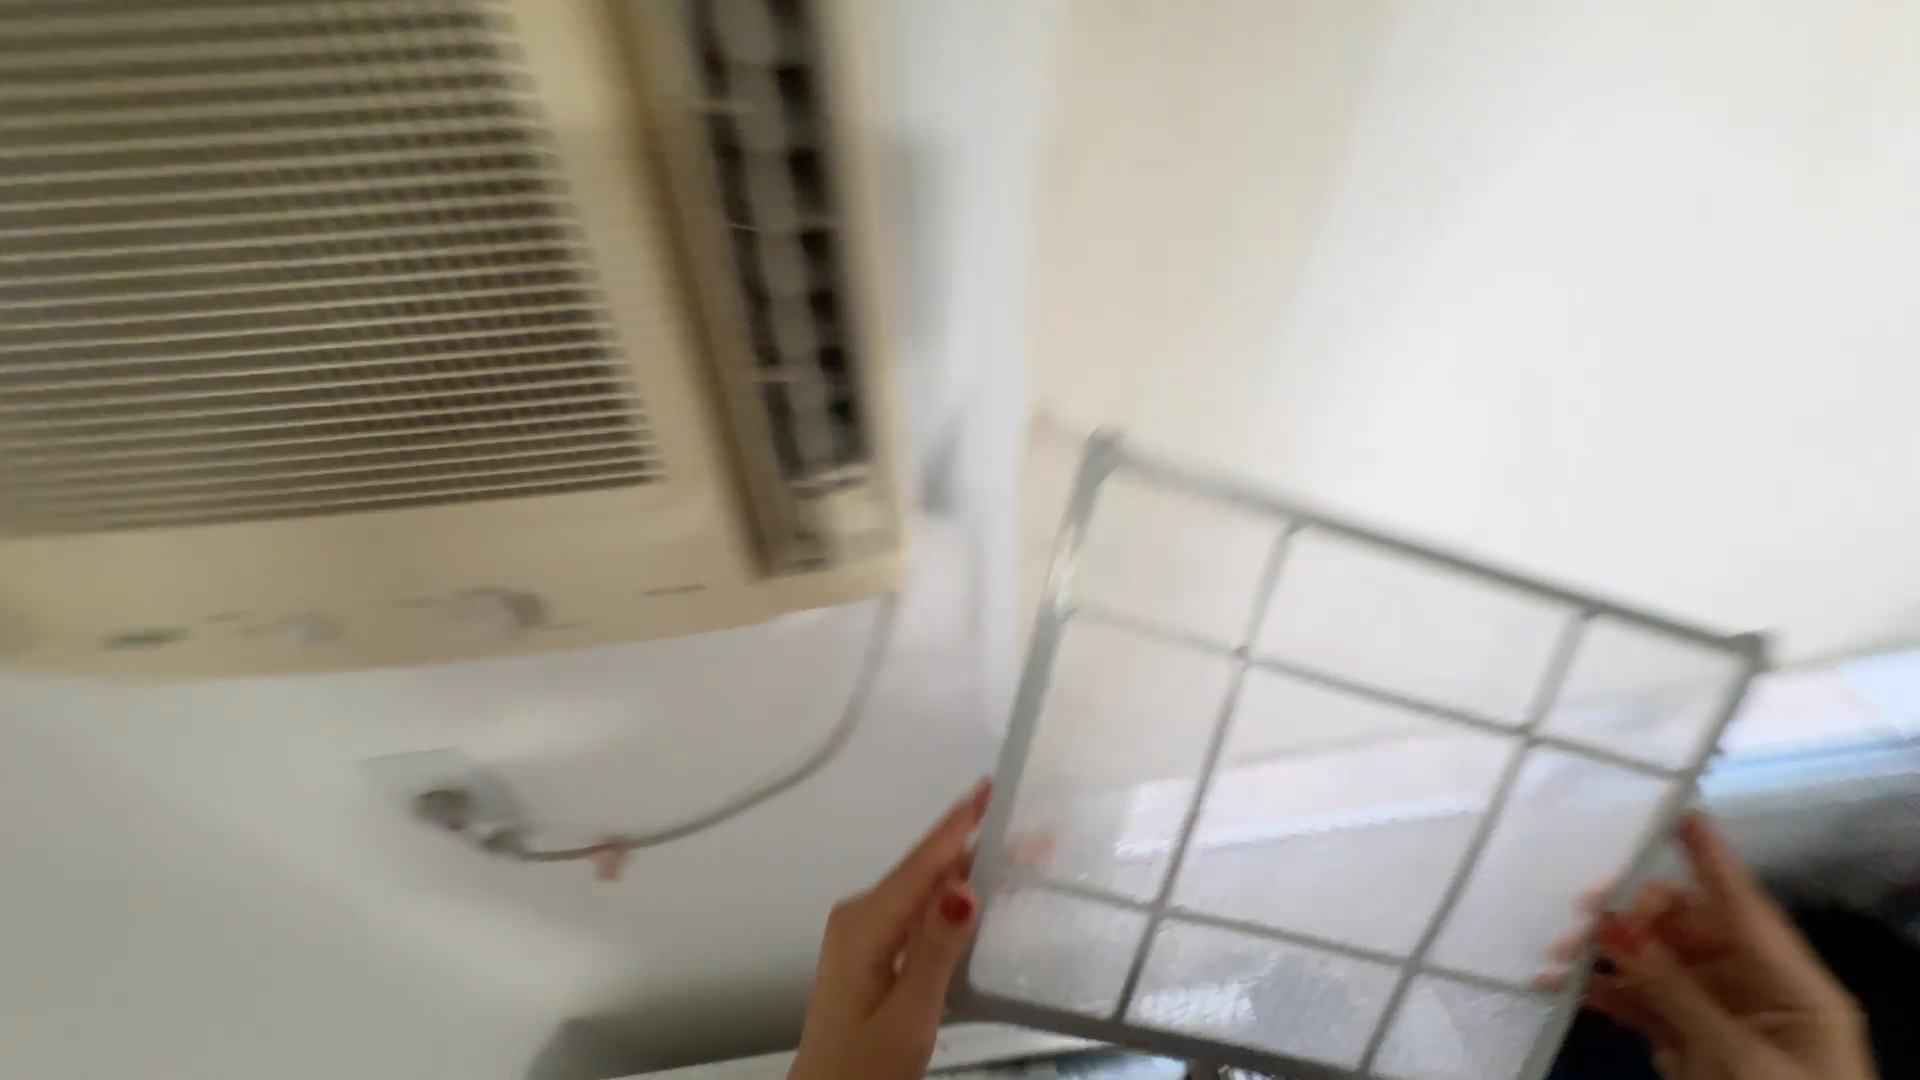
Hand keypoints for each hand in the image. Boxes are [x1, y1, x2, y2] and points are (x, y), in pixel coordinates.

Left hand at [790, 780, 989, 1079]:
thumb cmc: (864, 1070)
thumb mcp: (908, 1015)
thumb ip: (936, 949)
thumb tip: (963, 887)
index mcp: (865, 923)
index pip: (921, 862)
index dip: (958, 823)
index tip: (988, 787)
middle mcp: (861, 915)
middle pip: (927, 871)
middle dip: (977, 848)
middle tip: (1031, 838)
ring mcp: (865, 931)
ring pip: (925, 889)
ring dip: (969, 873)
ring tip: (1017, 861)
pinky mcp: (873, 948)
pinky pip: (919, 911)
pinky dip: (953, 900)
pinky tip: (979, 897)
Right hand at [1552, 814, 1873, 1079]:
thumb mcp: (1740, 1059)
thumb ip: (1676, 991)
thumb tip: (1613, 927)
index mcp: (1788, 984)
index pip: (1743, 905)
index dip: (1710, 856)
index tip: (1678, 808)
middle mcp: (1746, 982)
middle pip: (1678, 923)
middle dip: (1625, 914)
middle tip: (1581, 918)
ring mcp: (1710, 1006)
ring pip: (1644, 954)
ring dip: (1598, 950)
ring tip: (1557, 955)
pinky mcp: (1679, 1031)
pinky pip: (1628, 994)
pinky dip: (1591, 988)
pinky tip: (1551, 984)